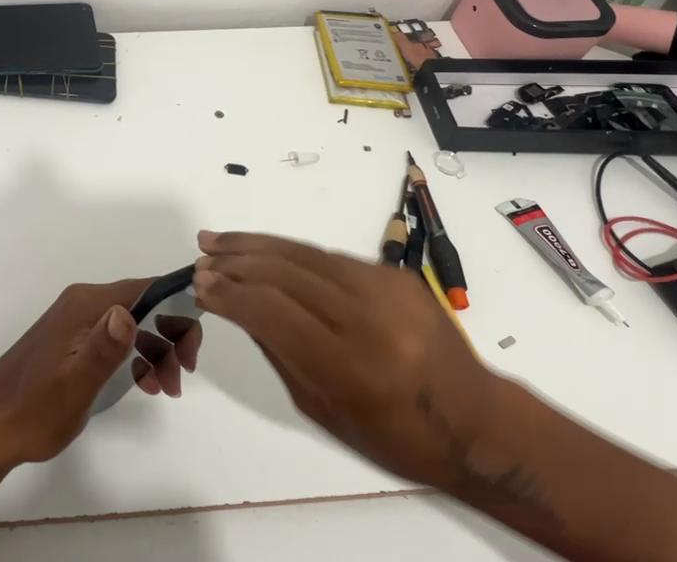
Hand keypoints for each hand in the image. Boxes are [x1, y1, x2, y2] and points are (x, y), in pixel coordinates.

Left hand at [0, 278, 202, 475]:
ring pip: (133, 322)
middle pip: (143, 304)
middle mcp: (82, 303)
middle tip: (179, 380)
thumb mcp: (75, 385)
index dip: (177, 312)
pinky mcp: (73, 339)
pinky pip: (116, 337)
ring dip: (157, 350)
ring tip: (164, 389)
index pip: (146, 290)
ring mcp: (76, 321)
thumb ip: (103, 348)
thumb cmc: (35, 410)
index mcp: (86, 305)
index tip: (191, 352)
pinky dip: (136, 356)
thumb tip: (127, 312)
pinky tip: (142, 383)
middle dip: (170, 337)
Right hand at [193, 230, 507, 489]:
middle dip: (235, 263)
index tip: (199, 287)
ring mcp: (387, 290)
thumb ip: (278, 349)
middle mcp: (368, 318)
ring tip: (219, 242)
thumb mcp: (322, 407)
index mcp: (348, 364)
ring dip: (256, 245)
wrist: (477, 421)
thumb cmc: (396, 435)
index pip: (270, 310)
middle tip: (202, 258)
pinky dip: (293, 255)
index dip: (228, 294)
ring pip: (305, 253)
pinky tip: (267, 254)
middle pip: (283, 272)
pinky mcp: (397, 276)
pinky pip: (331, 258)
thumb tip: (237, 305)